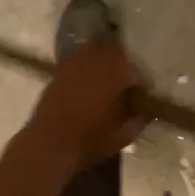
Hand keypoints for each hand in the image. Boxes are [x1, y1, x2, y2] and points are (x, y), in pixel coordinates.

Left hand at [20, 43, 146, 171]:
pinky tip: (87, 83)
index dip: (141, 85)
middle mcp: (98, 59)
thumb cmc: (89, 140)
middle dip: (125, 68)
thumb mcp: (121, 137)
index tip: (143, 97)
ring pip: (98, 52)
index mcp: (117, 72)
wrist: (49, 143)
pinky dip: (87, 67)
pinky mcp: (61, 68)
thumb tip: (145, 114)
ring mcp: (77, 61)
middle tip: (126, 85)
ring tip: (107, 81)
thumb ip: (138, 122)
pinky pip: (80, 60)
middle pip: (118, 55)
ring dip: (105, 63)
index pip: (136, 72)